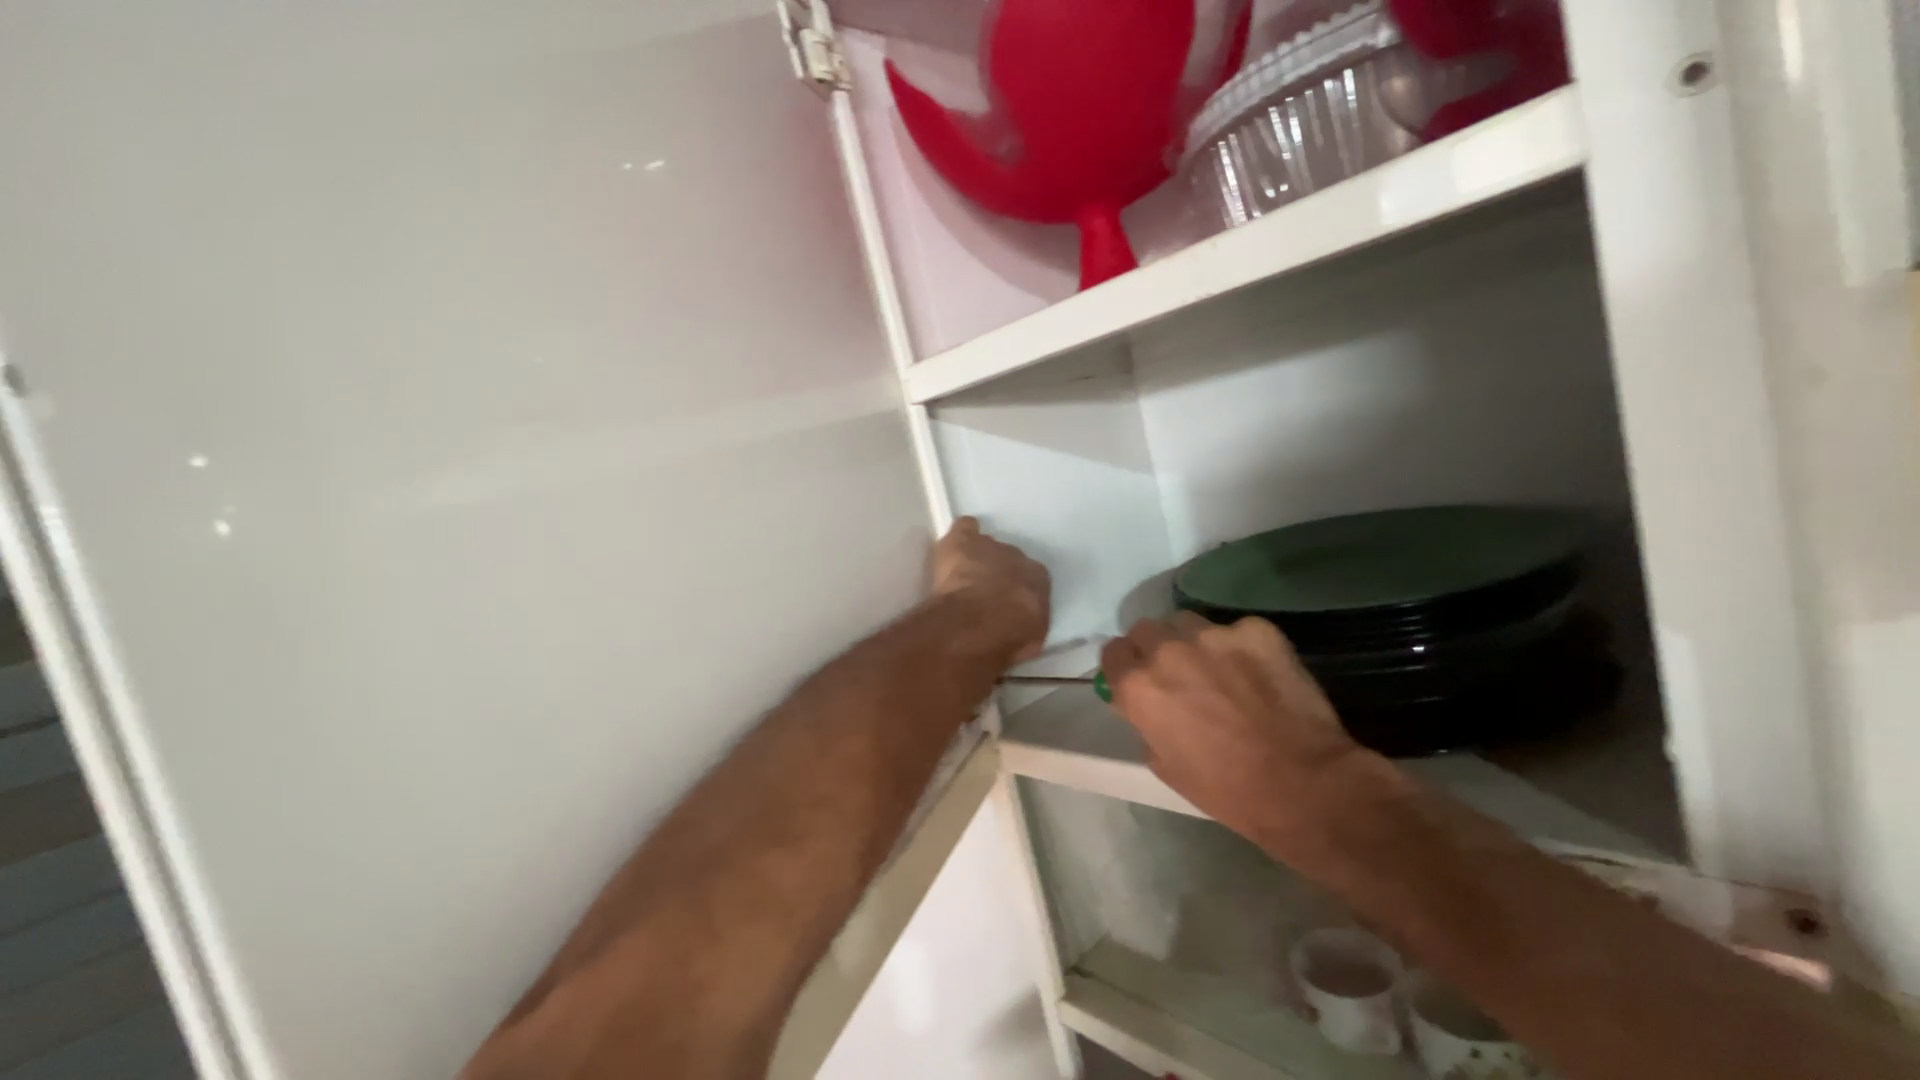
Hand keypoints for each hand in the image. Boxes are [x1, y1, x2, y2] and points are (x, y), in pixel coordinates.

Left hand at [932, 518, 1050, 662]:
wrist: (983, 621)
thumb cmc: (1011, 636)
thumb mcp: (1029, 637)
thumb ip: (1024, 624)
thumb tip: (1015, 627)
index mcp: (1038, 580)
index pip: (1030, 579)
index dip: (1015, 589)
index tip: (1003, 601)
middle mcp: (1018, 557)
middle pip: (1007, 559)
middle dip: (995, 571)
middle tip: (981, 590)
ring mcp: (989, 546)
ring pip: (984, 545)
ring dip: (976, 557)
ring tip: (963, 571)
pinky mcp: (963, 541)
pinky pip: (964, 529)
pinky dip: (961, 533)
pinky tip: (956, 540)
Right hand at [1100, 613, 1367, 850]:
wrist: (1302, 782)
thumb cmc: (1226, 788)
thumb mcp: (1163, 764)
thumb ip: (1146, 721)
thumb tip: (1149, 704)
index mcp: (1139, 685)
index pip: (1113, 653)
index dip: (1124, 668)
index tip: (1138, 680)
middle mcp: (1168, 650)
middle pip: (1146, 629)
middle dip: (1154, 648)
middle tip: (1177, 675)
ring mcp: (1214, 634)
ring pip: (1188, 622)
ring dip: (1192, 641)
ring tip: (1217, 668)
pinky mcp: (1257, 630)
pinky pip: (1236, 630)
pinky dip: (1240, 647)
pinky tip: (1258, 673)